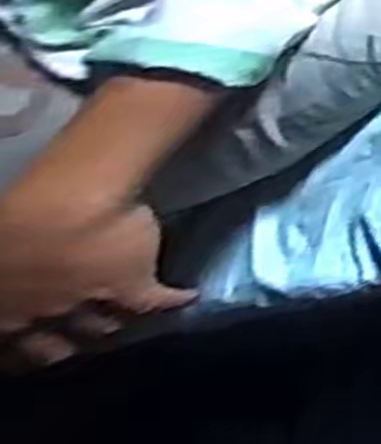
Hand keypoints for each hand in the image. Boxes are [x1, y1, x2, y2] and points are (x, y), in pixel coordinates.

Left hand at [0, 189, 195, 367]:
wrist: (63, 208)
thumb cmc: (17, 226)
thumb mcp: (1, 246)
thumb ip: (10, 270)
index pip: (6, 338)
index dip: (17, 344)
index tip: (26, 341)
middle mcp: (35, 311)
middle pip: (45, 337)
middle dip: (57, 344)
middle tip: (71, 346)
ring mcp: (86, 300)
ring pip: (95, 324)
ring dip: (108, 325)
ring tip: (123, 324)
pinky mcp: (130, 285)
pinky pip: (153, 299)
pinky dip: (171, 301)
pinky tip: (187, 297)